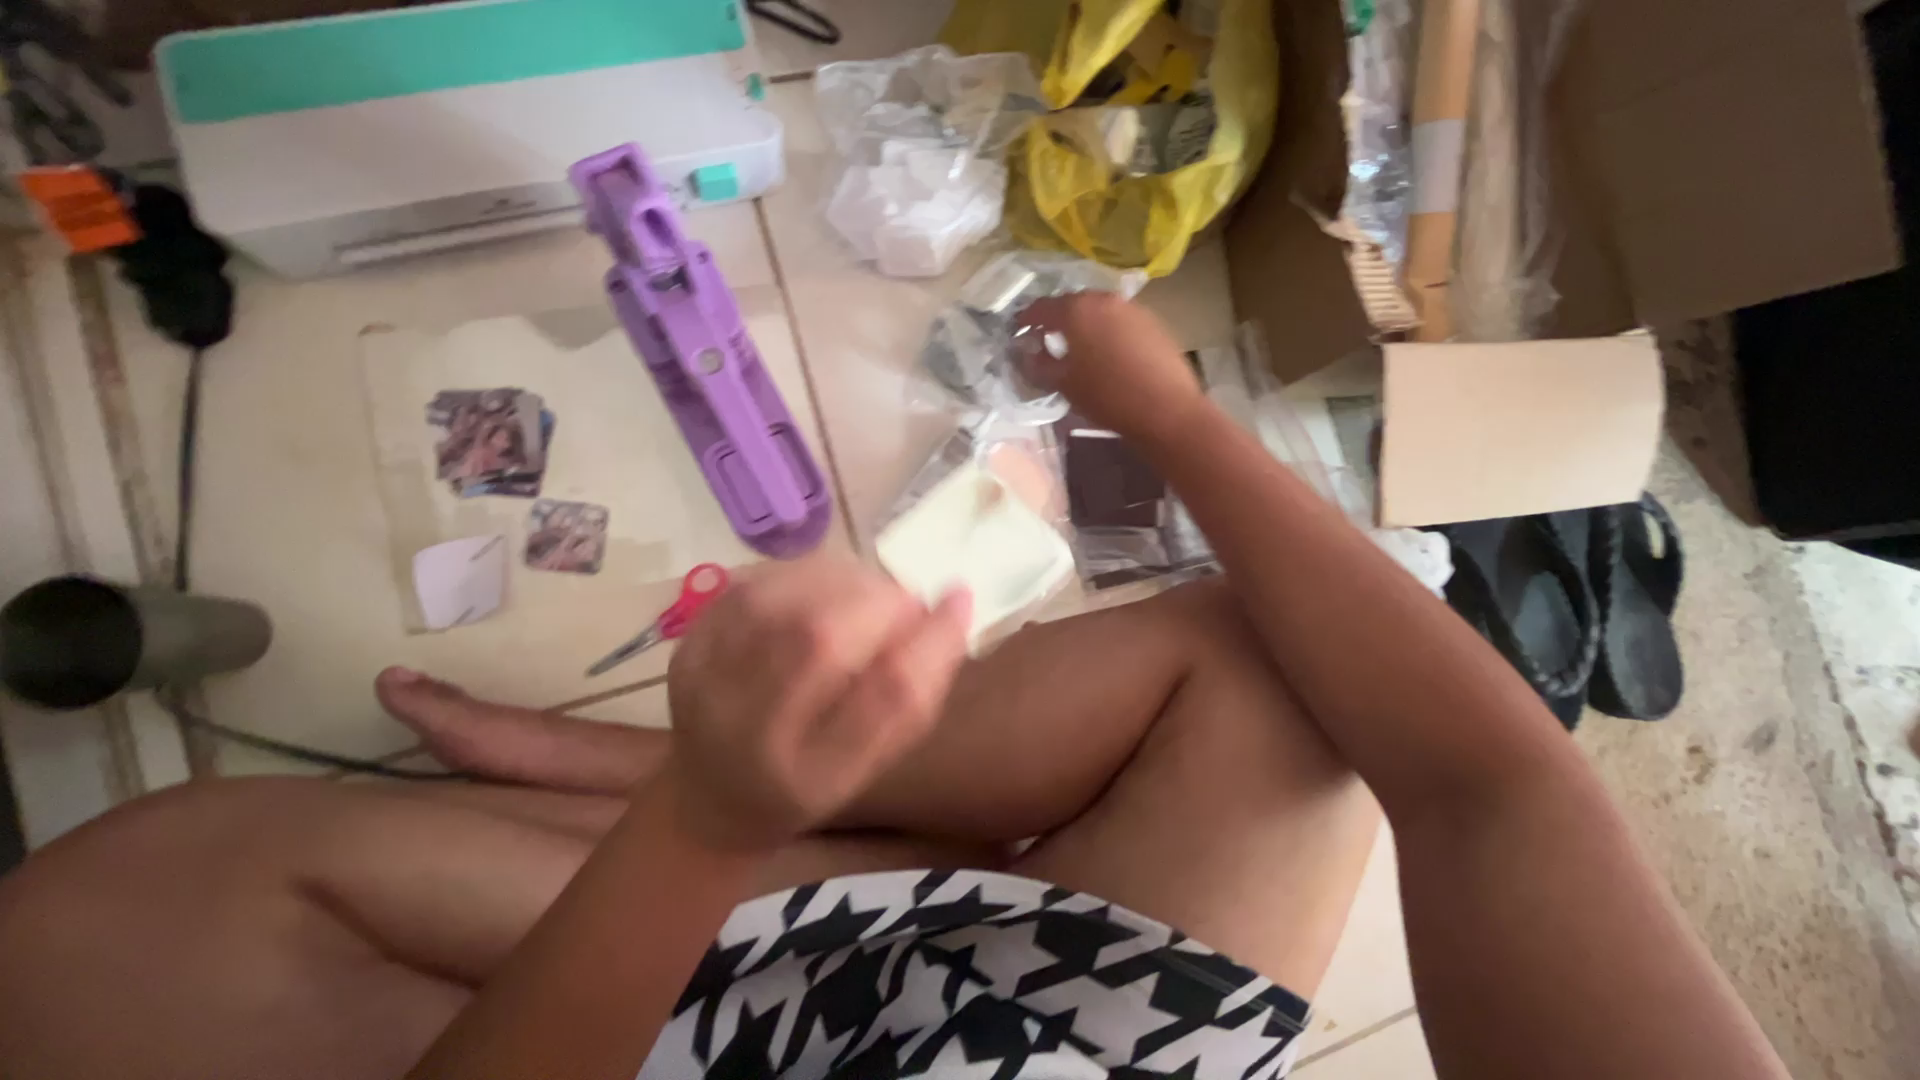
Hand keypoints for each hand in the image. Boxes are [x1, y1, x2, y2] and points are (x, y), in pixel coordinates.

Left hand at [663, 556, 971, 850]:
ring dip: (844, 580)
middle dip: (880, 602)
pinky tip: (829, 588)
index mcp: (810, 775)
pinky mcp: (689, 642)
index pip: (882, 698)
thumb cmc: (810, 783)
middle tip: (906, 602)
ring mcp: (706, 679)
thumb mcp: (872, 764)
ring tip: (871, 594)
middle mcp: (747, 729)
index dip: (929, 640)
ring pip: (783, 598)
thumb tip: (954, 605)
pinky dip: (805, 573)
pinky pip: (756, 582)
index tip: (958, 600)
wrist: (712, 796)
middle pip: (818, 636)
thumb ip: (915, 695)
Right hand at [1016, 292, 1207, 443]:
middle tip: (1046, 340)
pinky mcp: (1153, 323)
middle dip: (1057, 320)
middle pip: (1072, 304)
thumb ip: (1038, 365)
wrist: (1167, 409)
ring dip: (1084, 325)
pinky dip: (1106, 332)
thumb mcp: (1064, 385)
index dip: (1026, 319)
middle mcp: (1104, 299)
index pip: (1041, 307)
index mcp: (1077, 309)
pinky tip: (1107, 355)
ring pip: (1098, 311)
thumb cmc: (1107, 396)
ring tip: (1077, 349)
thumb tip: (1026, 354)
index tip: (1018, 332)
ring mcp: (1132, 309)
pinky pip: (1119, 322)